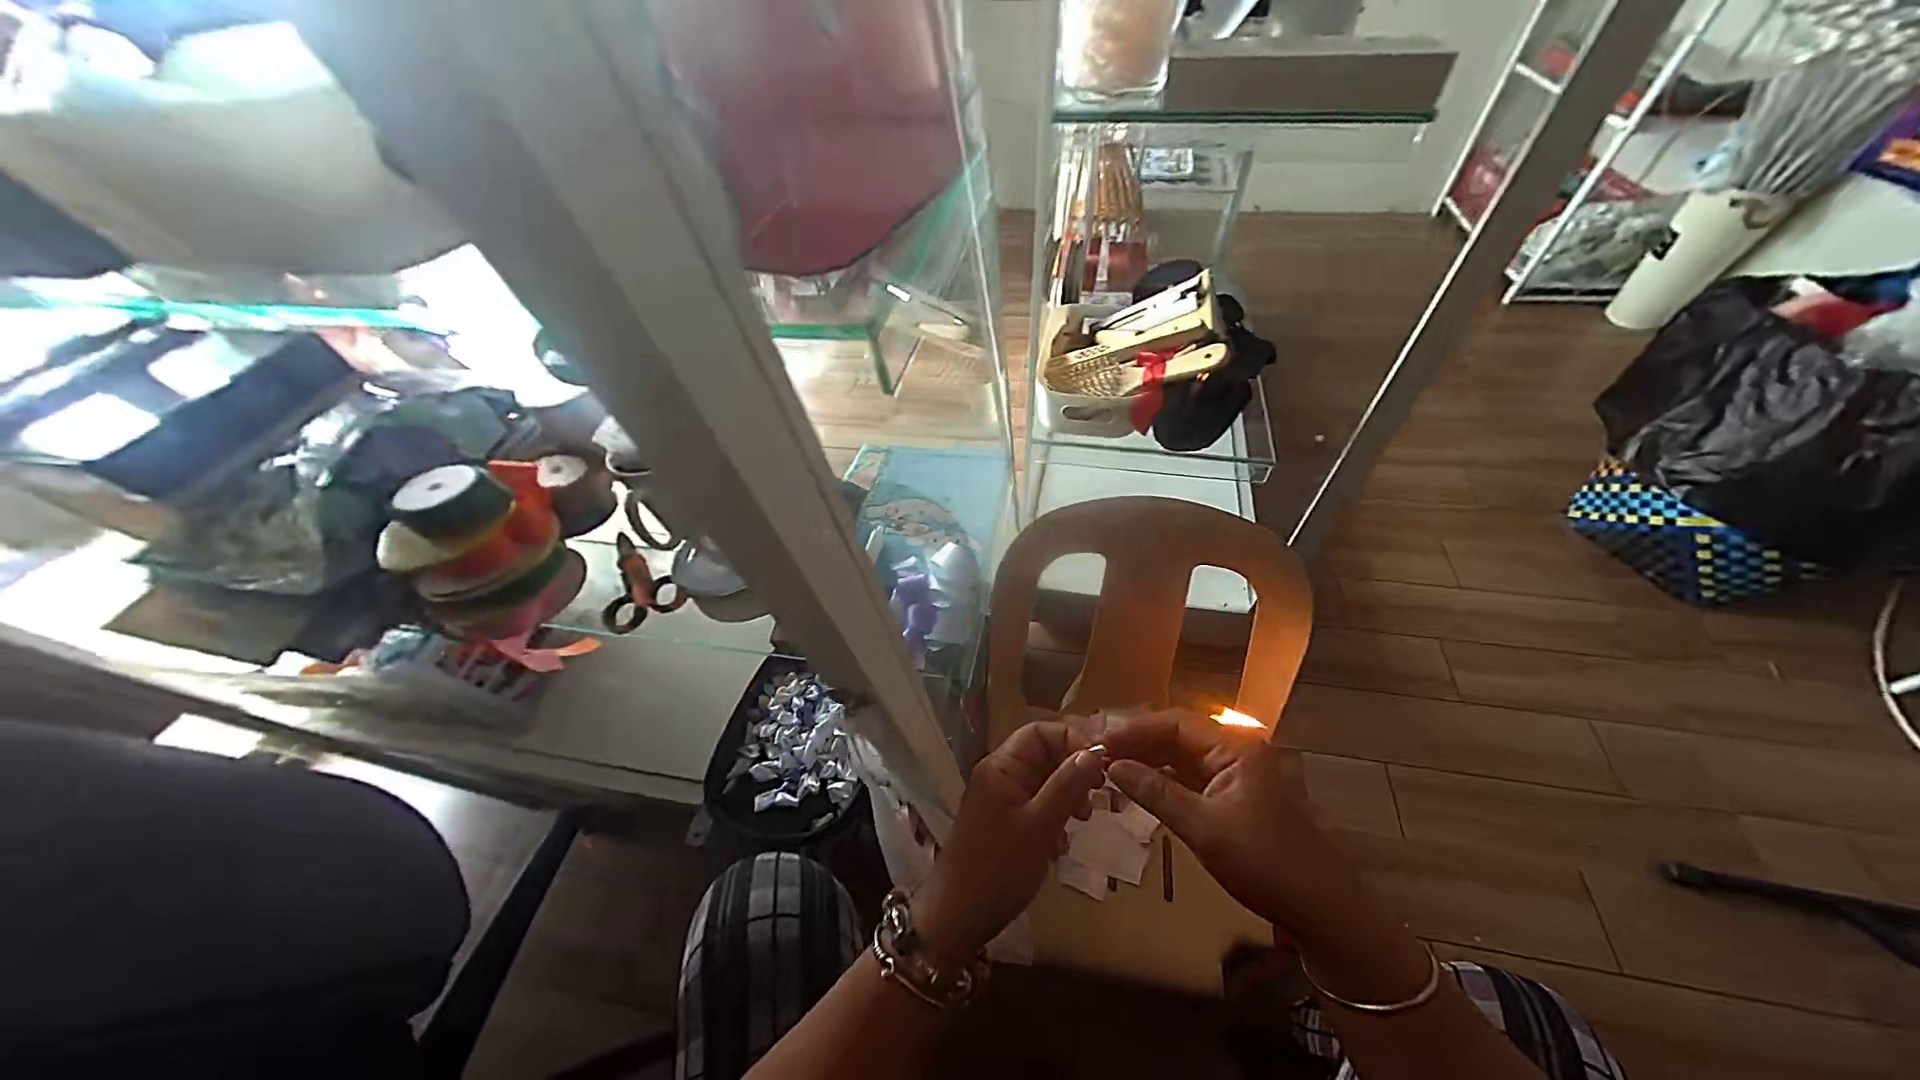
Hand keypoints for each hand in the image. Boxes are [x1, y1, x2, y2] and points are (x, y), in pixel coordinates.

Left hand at [911, 722, 1105, 964]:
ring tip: (1086, 818)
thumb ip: (1066, 786)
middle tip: (1100, 794)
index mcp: (1001, 766)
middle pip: (1044, 754)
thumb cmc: (997, 868)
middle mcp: (1001, 776)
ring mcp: (1003, 800)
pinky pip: (1039, 806)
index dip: (1072, 740)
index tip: (1101, 765)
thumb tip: (1094, 752)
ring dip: (1069, 794)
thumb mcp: (1039, 826)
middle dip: (1075, 769)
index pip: (1040, 732)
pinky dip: (1057, 815)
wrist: (958, 917)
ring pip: (1045, 781)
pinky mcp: (1008, 824)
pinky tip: (1065, 840)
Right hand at [1097, 709, 1355, 931]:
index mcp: (1235, 746)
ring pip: (1180, 755)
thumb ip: (1155, 792)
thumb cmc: (1265, 863)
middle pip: (1176, 735)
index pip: (1175, 723)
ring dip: (1147, 761)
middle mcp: (1235, 750)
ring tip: (1108, 769)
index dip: (1134, 730)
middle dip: (1137, 743)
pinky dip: (1162, 780)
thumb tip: (1112, 765)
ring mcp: (1234, 773)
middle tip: (1097, 755)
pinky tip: (1136, 787)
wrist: (1321, 909)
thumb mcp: (1204, 828)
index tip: (1100, 743)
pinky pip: (1188, 777)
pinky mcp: (1231, 795)